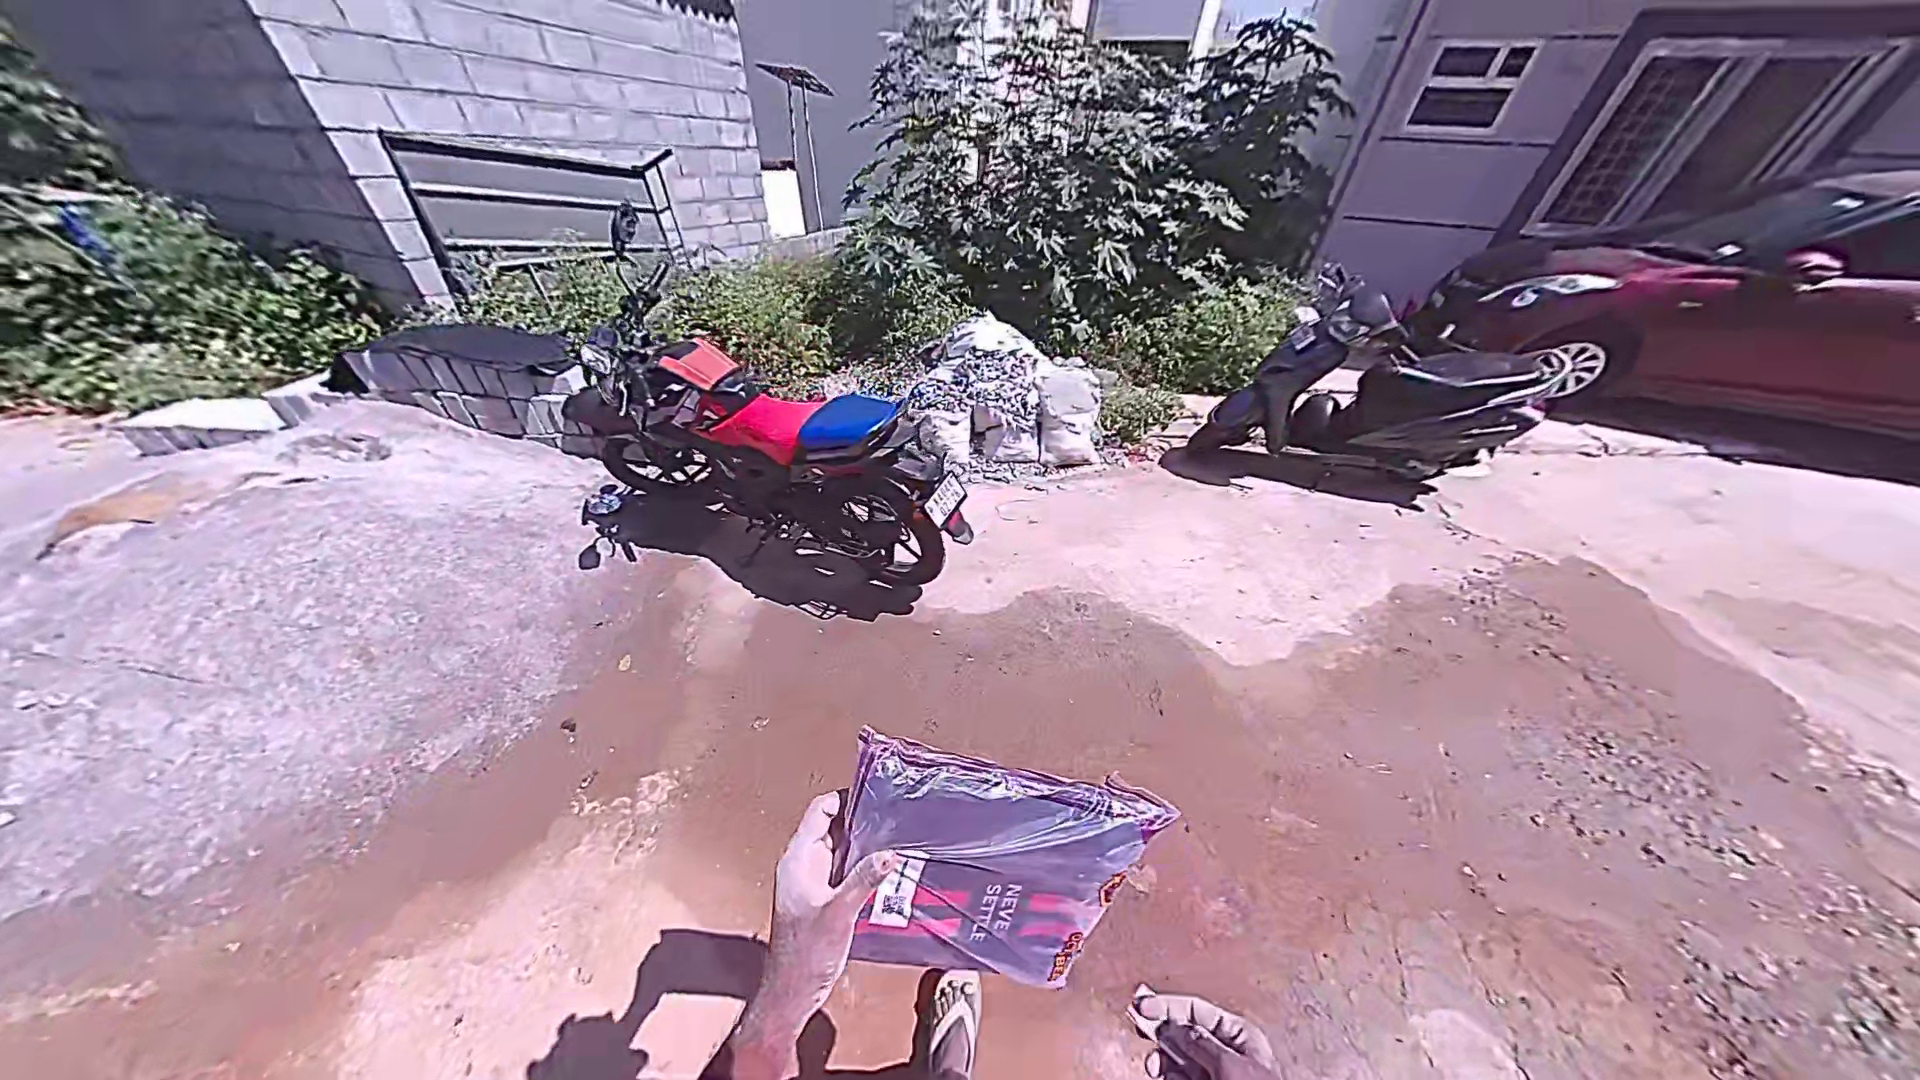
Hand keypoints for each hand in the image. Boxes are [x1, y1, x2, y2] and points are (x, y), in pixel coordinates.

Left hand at [727, 792, 898, 1078]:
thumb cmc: (802, 957)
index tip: (868, 795)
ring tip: (888, 834)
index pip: (819, 811)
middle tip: (886, 812)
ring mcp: (814, 878)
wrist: (793, 994)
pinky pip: (846, 864)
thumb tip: (889, 853)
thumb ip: (864, 880)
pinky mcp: (825, 893)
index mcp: (797, 859)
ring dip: (861, 839)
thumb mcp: (838, 913)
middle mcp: (804, 863)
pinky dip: (862, 858)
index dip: (842, 798)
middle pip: (832, 824)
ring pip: (841, 844)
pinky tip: (880, 863)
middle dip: (857, 817)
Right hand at [1135, 993, 1280, 1079]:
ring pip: (1179, 1061)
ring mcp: (1217, 1078)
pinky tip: (1163, 1078)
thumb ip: (1200, 1042)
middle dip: (1161, 1033)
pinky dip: (1169, 1077)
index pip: (1196, 1010)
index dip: (1167, 1005)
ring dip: (1162, 1060)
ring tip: (1153, 1067)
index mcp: (1240, 1038)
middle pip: (1185, 1034)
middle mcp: (1227, 1055)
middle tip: (1139, 1029)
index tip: (1142, 1005)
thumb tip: (1175, 1027)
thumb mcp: (1230, 1066)